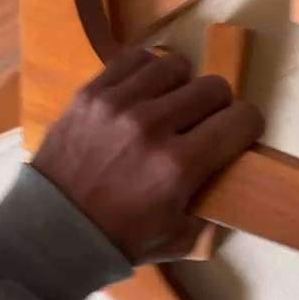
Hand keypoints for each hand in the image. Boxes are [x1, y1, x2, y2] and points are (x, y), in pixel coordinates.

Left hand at [32, 49, 264, 262]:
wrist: (49, 232)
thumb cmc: (118, 240)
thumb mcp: (179, 237)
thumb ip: (210, 203)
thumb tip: (225, 170)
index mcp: (178, 166)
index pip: (240, 120)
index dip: (249, 125)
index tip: (241, 132)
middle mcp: (153, 126)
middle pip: (213, 87)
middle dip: (219, 105)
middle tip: (205, 122)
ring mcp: (119, 104)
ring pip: (177, 65)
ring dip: (182, 85)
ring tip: (171, 104)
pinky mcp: (92, 92)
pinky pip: (136, 59)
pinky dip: (148, 73)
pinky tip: (144, 93)